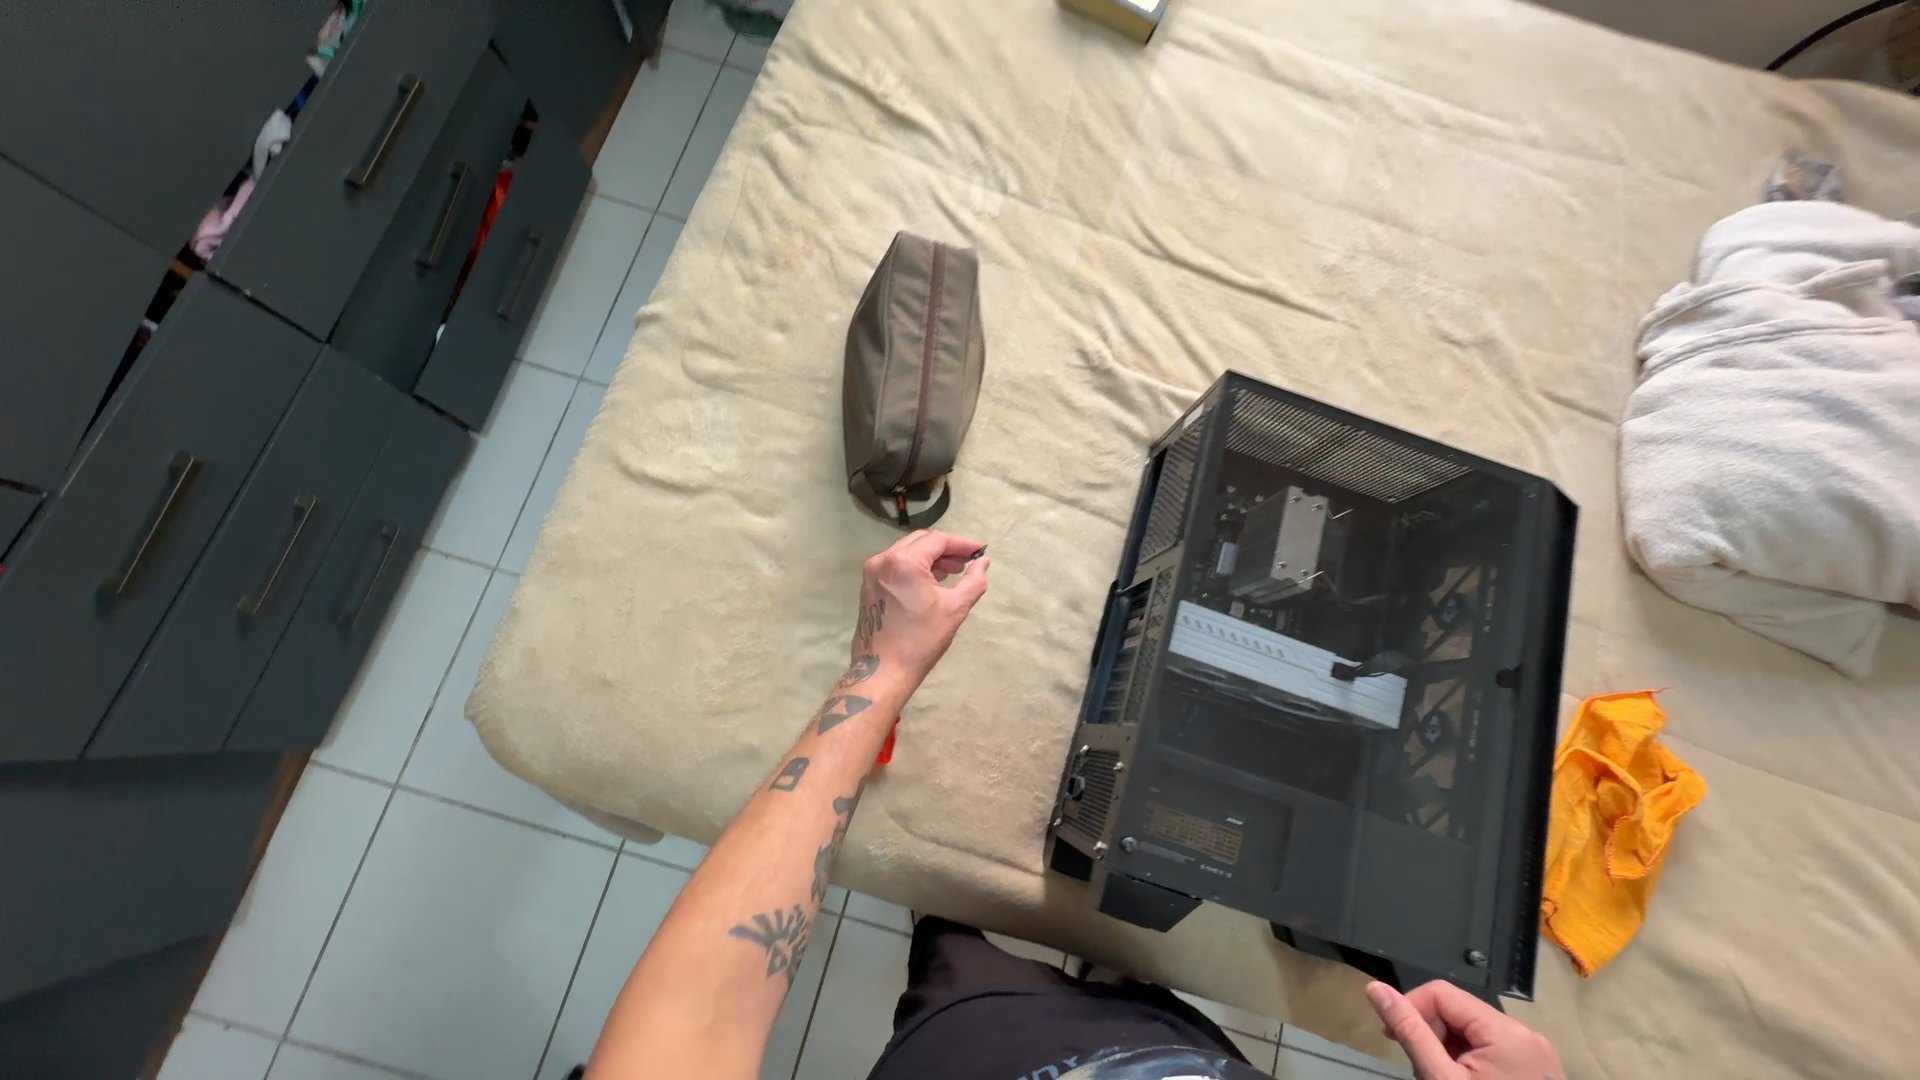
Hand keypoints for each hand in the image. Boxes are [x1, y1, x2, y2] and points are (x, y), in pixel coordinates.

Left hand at [852, 530, 990, 685]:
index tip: (979, 551)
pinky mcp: (868, 583)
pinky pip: (895, 564)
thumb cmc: (921, 639)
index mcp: (903, 562)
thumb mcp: (955, 608)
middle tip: (966, 563)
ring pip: (907, 551)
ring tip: (951, 572)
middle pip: (920, 541)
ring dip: (930, 557)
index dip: (961, 543)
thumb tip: (983, 562)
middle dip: (945, 548)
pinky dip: (914, 566)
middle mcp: (883, 559)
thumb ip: (974, 580)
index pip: (937, 540)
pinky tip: (930, 581)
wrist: (883, 669)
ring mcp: (872, 571)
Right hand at [1366, 981, 1564, 1079]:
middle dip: (1430, 1033)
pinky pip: (1488, 1048)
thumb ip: (1410, 1031)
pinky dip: (1466, 1060)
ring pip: (1470, 1030)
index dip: (1410, 1008)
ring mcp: (1534, 1055)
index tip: (1392, 1038)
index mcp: (1508, 1033)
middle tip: (1419, 1069)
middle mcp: (1526, 1035)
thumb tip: (1375, 988)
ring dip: (1446, 1048)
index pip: (1441, 993)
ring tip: (1439, 1078)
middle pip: (1457, 1011)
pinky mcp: (1534, 1071)